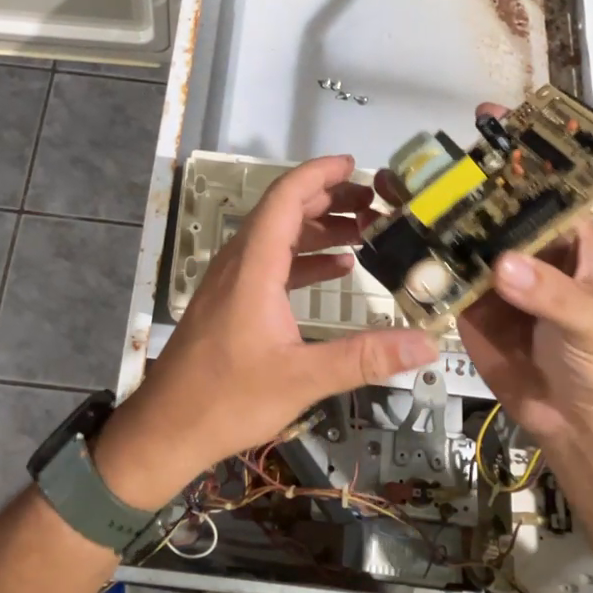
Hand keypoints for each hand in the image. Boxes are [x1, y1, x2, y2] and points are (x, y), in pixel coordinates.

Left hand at [97, 156, 438, 507]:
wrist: (166, 427)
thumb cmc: (228, 399)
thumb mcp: (302, 379)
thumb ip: (364, 358)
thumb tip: (425, 345)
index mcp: (253, 267)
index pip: (285, 198)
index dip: (319, 174)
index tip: (354, 165)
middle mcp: (239, 263)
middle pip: (283, 211)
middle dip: (329, 198)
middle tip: (375, 202)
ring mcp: (232, 282)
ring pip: (277, 237)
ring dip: (318, 228)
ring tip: (365, 230)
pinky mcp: (231, 302)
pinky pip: (271, 264)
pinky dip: (304, 259)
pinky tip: (338, 269)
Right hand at [380, 104, 592, 449]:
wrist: (580, 428)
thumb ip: (553, 294)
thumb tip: (502, 265)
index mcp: (568, 243)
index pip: (543, 187)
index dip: (517, 151)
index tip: (486, 118)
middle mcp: (527, 252)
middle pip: (489, 207)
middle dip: (456, 180)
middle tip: (418, 157)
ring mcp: (494, 280)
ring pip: (458, 239)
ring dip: (427, 214)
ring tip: (390, 187)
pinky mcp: (468, 310)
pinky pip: (440, 280)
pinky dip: (415, 262)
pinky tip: (388, 240)